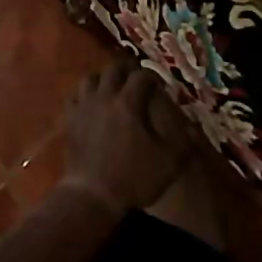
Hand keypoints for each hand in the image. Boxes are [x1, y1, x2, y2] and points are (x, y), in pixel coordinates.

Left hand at [61, 62, 191, 212]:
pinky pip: (74, 95)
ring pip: (90, 78)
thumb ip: (184, 142)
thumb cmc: (134, 177)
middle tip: (136, 75)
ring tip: (112, 84)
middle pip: (112, 70)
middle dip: (126, 68)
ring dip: (103, 77)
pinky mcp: (69, 119)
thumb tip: (192, 127)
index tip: (159, 84)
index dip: (152, 76)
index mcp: (127, 103)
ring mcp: (82, 106)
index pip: (140, 77)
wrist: (93, 193)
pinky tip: (90, 100)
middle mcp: (103, 98)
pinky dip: (84, 92)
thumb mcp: (170, 162)